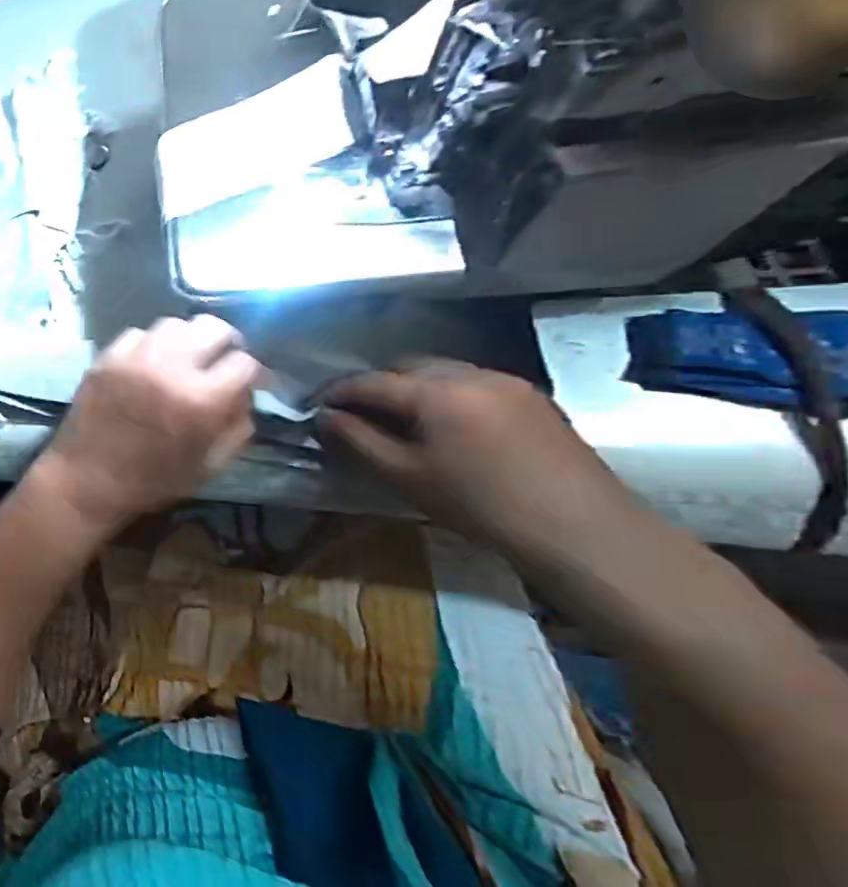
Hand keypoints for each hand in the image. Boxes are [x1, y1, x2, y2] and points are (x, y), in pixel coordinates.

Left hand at [34, 316, 259, 535]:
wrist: (86, 479)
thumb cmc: (152, 480)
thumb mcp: (210, 464)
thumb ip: (238, 425)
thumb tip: (246, 392)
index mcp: (201, 400)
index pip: (244, 362)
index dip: (251, 373)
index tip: (245, 381)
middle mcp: (169, 369)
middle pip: (212, 327)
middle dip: (224, 343)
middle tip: (219, 360)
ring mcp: (133, 359)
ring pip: (174, 324)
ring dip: (186, 339)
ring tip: (183, 359)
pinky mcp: (105, 358)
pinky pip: (137, 334)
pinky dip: (150, 345)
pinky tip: (148, 365)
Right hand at [317, 360, 631, 540]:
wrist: (582, 531)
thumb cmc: (480, 504)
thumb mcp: (404, 474)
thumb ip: (356, 439)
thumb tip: (323, 416)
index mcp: (437, 390)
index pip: (370, 380)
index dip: (337, 392)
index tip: (315, 408)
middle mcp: (472, 373)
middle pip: (406, 367)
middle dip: (375, 385)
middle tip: (355, 413)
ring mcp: (508, 383)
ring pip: (442, 371)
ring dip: (411, 388)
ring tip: (397, 418)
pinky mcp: (533, 399)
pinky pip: (472, 383)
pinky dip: (445, 394)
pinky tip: (443, 425)